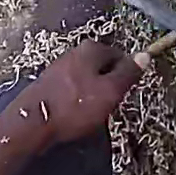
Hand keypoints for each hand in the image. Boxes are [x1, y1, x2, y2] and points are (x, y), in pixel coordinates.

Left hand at [19, 39, 143, 144]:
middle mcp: (74, 52)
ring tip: (88, 115)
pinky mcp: (47, 84)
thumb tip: (145, 54)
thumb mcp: (110, 91)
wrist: (29, 125)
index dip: (125, 77)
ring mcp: (58, 67)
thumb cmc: (74, 107)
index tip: (122, 95)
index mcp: (92, 49)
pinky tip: (72, 116)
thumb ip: (129, 73)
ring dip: (91, 95)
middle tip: (106, 107)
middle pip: (103, 67)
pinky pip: (71, 89)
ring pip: (87, 79)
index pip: (121, 57)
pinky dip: (75, 101)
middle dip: (108, 86)